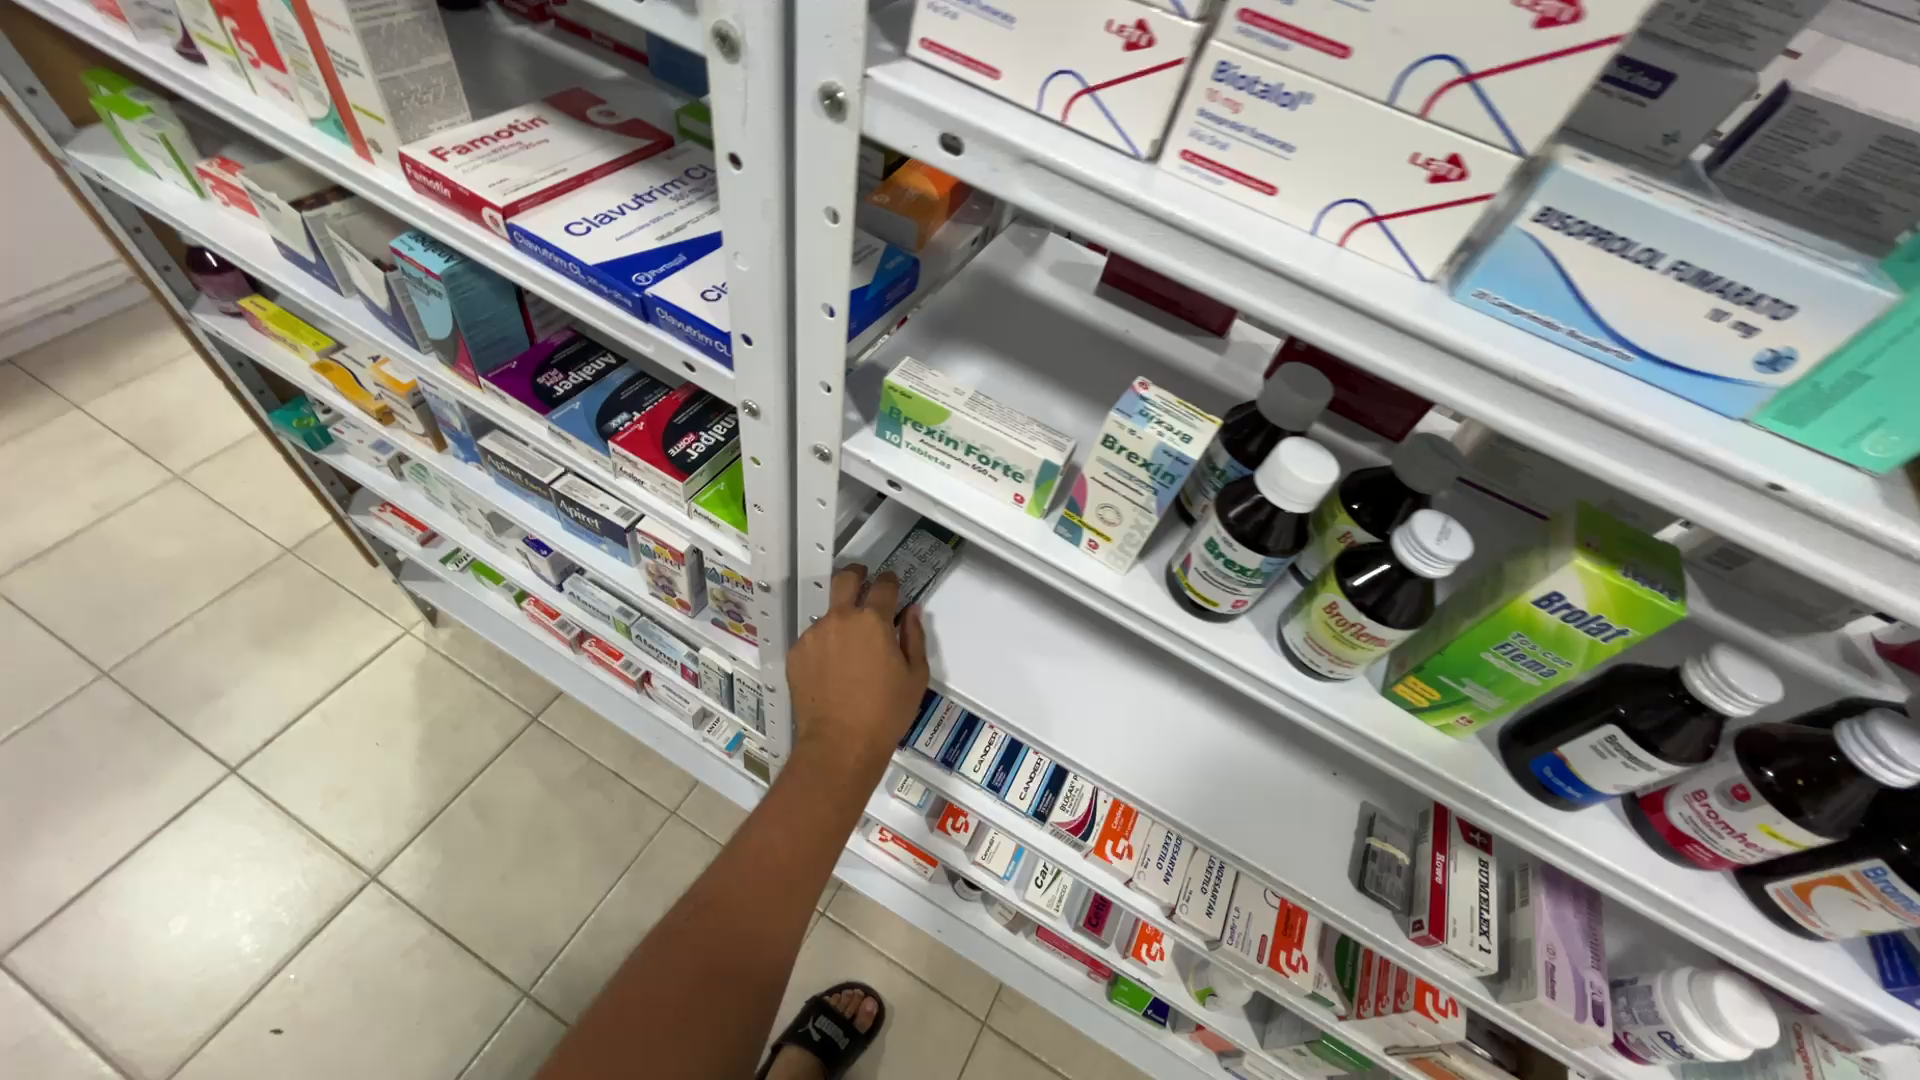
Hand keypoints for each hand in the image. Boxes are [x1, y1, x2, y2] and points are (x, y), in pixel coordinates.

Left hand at [786, 564, 929, 780]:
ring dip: (840, 619)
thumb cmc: (886, 712)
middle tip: (863, 581)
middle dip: (857, 575)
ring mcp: (814, 635)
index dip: (890, 582)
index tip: (892, 585)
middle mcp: (841, 619)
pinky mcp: (796, 653)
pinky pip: (814, 639)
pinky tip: (832, 670)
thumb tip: (911, 611)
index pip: (884, 586)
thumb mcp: (915, 676)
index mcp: (874, 620)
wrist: (840, 744)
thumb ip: (914, 636)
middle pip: (846, 579)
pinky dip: (824, 645)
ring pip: (828, 613)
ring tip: (849, 648)